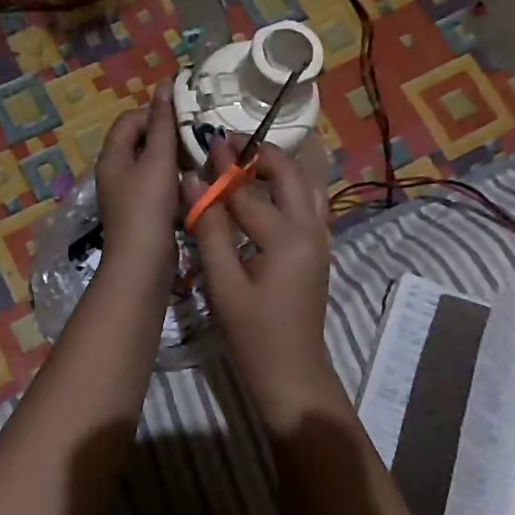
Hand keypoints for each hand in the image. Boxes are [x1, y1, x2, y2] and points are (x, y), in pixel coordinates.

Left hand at [94, 86, 181, 276]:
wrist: (142, 262)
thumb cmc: (148, 207)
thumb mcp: (158, 160)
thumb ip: (163, 123)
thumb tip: (163, 85)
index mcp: (112, 156)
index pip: (130, 119)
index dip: (155, 113)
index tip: (183, 121)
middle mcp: (114, 173)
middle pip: (140, 142)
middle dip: (167, 137)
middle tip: (195, 139)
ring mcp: (126, 196)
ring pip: (150, 166)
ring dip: (173, 161)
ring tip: (198, 160)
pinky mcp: (140, 214)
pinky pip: (156, 188)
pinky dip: (173, 183)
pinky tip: (192, 187)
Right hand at [184, 138, 345, 425]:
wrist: (291, 371)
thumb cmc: (252, 334)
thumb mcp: (223, 284)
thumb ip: (210, 230)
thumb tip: (194, 183)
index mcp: (286, 238)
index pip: (248, 193)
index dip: (224, 169)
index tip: (206, 143)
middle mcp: (311, 230)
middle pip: (289, 177)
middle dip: (260, 156)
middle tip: (231, 143)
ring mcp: (320, 241)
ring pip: (305, 189)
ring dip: (278, 170)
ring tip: (248, 163)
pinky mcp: (318, 252)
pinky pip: (308, 207)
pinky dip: (288, 190)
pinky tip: (266, 194)